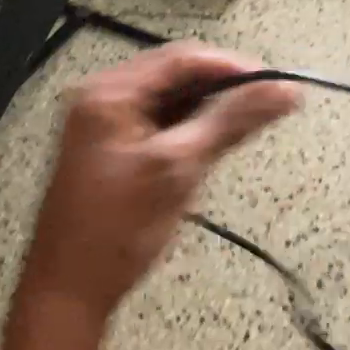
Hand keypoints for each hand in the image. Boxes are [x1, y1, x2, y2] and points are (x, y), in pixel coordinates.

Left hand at [20, 43, 301, 320]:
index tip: (275, 83)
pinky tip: (214, 141)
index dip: (232, 66)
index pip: (181, 58)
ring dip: (209, 108)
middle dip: (223, 87)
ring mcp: (105, 122)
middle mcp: (102, 96)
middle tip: (268, 103)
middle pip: (176, 75)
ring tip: (250, 121)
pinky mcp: (112, 147)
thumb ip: (230, 122)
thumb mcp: (179, 169)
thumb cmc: (117, 230)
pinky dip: (189, 129)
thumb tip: (282, 91)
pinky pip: (159, 122)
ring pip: (171, 100)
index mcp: (108, 91)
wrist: (68, 291)